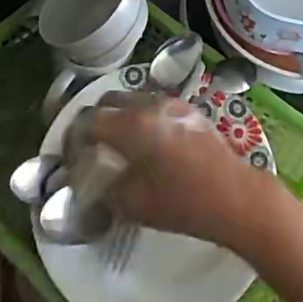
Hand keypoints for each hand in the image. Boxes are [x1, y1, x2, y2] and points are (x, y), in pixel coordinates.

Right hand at [86, 91, 285, 246]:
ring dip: (121, 115)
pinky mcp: (191, 110)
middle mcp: (153, 105)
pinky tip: (145, 143)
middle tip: (90, 146)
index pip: (90, 118)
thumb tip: (89, 177)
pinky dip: (143, 117)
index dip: (74, 135)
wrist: (232, 194)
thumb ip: (103, 186)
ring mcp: (175, 104)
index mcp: (133, 124)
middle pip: (112, 100)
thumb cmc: (180, 202)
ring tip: (116, 145)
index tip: (70, 153)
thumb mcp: (131, 203)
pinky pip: (157, 106)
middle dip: (96, 119)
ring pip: (136, 99)